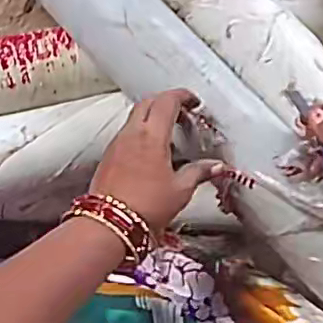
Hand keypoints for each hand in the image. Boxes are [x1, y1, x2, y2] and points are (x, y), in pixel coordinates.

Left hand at [89, 89, 225, 229]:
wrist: (110, 226)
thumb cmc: (144, 208)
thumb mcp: (181, 190)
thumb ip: (199, 172)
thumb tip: (214, 167)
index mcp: (151, 136)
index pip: (167, 101)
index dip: (182, 96)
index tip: (193, 101)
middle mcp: (131, 135)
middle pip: (148, 103)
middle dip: (166, 102)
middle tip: (182, 113)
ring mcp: (116, 145)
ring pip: (134, 118)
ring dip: (152, 118)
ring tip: (169, 135)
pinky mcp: (108, 157)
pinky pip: (126, 135)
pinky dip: (140, 134)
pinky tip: (151, 153)